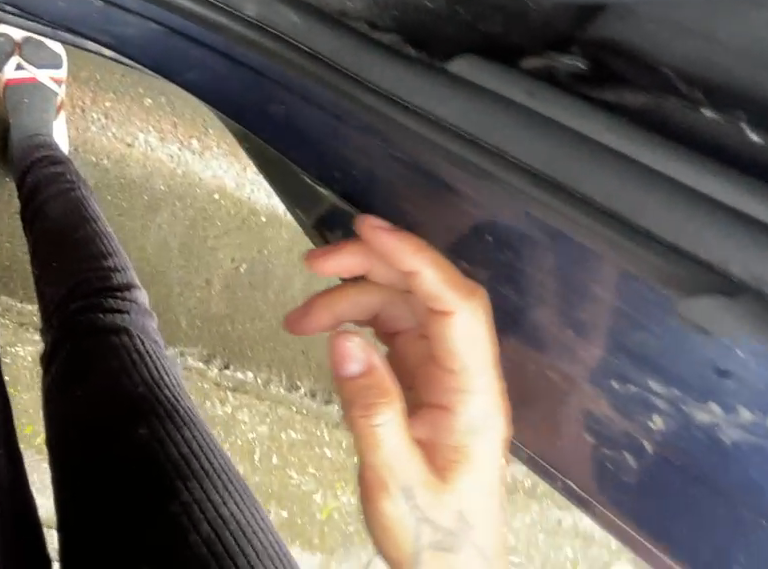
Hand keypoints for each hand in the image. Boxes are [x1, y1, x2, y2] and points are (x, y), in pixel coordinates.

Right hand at [285, 215, 511, 568]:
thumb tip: (344, 342)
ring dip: (346, 299)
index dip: (413, 258)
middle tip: (311, 263)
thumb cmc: (433, 538)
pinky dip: (351, 320)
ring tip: (297, 319)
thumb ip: (372, 411)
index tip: (366, 229)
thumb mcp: (395, 481)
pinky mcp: (419, 381)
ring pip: (398, 307)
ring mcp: (440, 375)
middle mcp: (460, 372)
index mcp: (470, 393)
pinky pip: (387, 330)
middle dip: (368, 265)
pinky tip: (322, 332)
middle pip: (422, 292)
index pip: (452, 305)